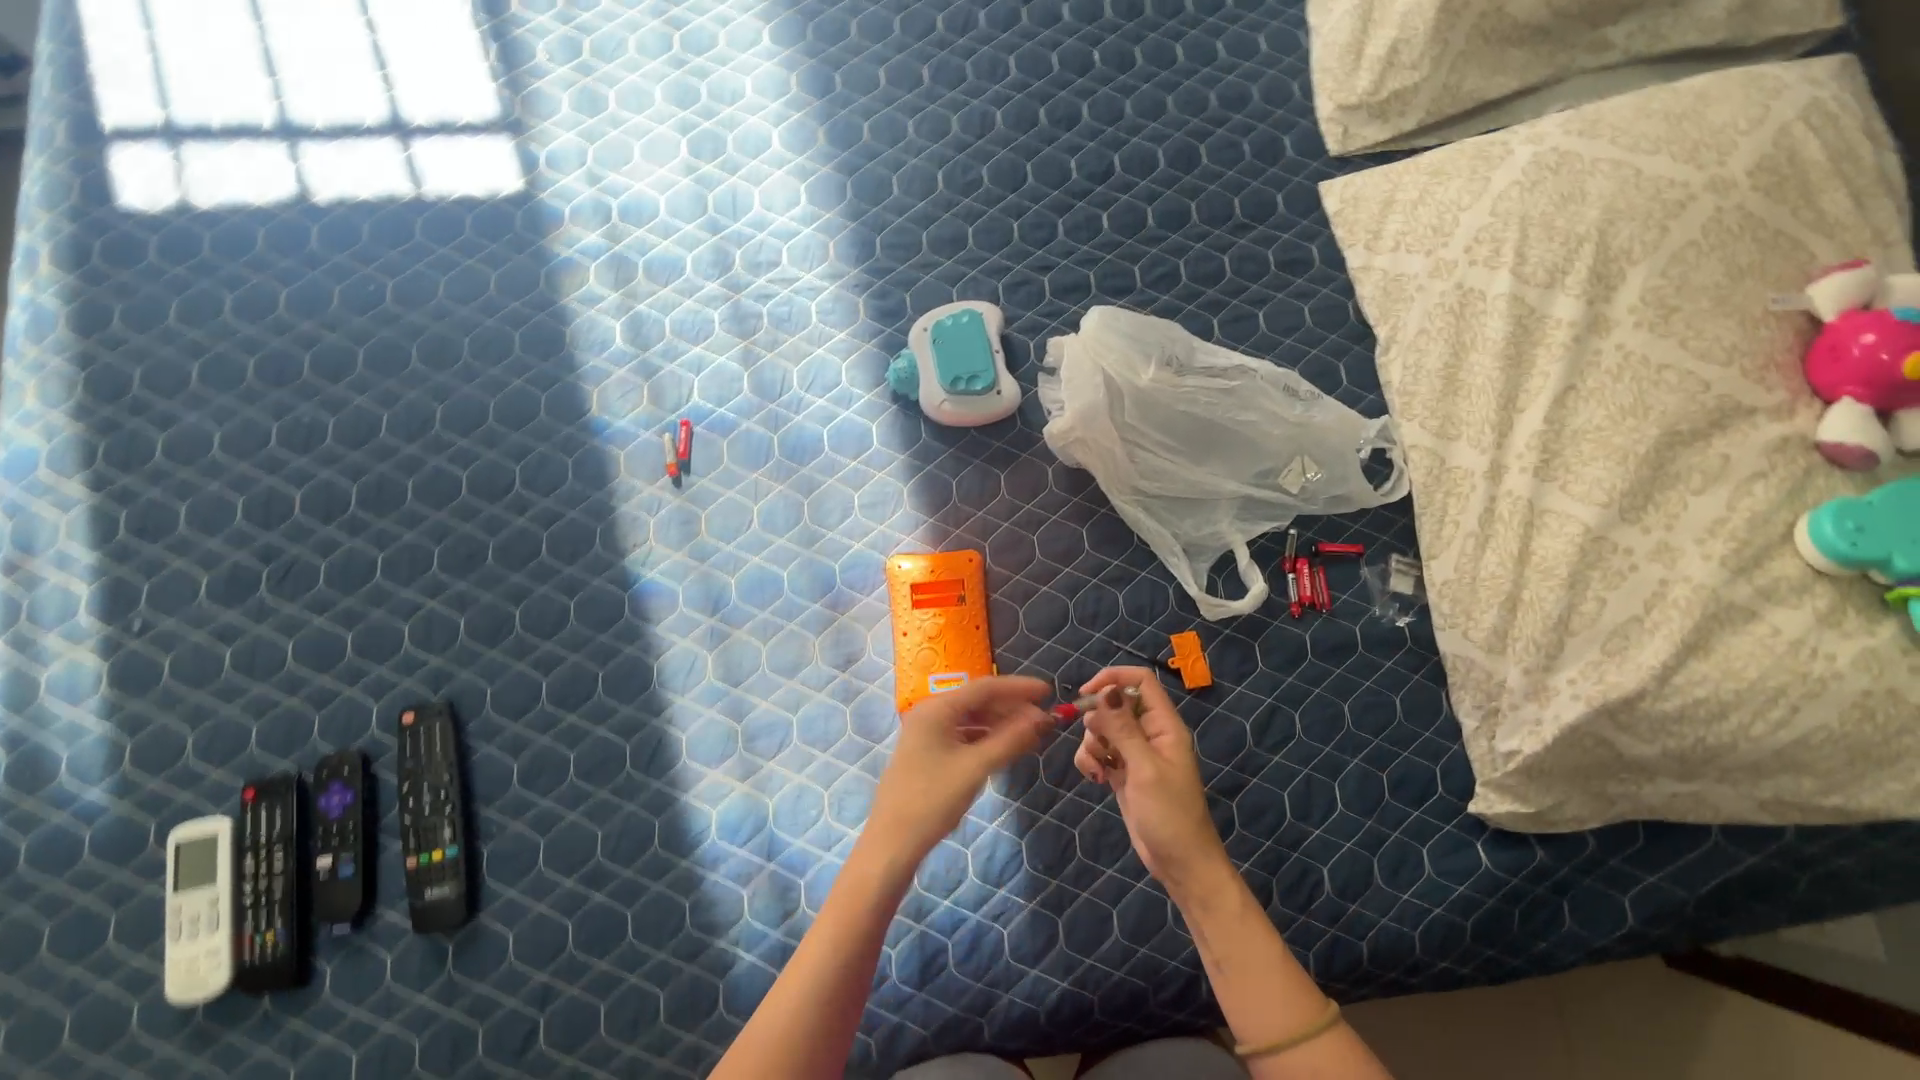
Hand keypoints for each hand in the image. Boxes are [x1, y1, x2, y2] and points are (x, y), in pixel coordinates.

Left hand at [864, 675, 1054, 864]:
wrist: (893, 841)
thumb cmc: (933, 800)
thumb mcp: (976, 768)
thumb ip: (1011, 740)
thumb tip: (1043, 718)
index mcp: (937, 709)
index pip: (985, 687)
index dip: (1019, 689)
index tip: (1048, 693)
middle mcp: (930, 714)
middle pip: (978, 702)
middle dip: (1012, 709)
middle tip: (1043, 722)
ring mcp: (927, 734)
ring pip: (971, 720)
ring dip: (1000, 725)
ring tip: (1030, 736)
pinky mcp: (928, 753)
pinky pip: (963, 736)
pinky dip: (986, 739)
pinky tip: (1005, 749)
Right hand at [1074, 667, 1230, 895]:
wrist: (1179, 862)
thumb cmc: (1169, 814)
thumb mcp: (1144, 769)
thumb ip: (1123, 729)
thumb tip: (1103, 692)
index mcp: (1164, 726)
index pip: (1140, 681)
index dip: (1113, 679)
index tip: (1085, 694)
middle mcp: (1151, 734)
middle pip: (1116, 703)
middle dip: (1097, 718)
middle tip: (1098, 744)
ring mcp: (1136, 754)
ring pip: (1103, 728)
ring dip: (1092, 743)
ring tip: (1100, 768)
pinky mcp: (1123, 773)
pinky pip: (1100, 752)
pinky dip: (1091, 760)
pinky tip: (1095, 778)